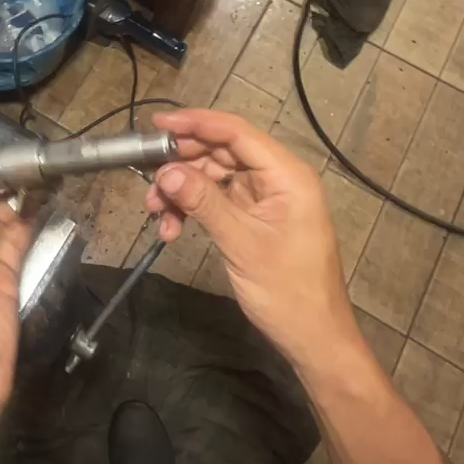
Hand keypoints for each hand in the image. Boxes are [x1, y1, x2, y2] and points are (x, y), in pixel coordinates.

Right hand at [144, 109, 358, 362]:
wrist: (314, 340)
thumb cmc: (288, 292)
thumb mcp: (242, 244)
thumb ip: (204, 203)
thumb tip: (166, 172)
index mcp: (286, 175)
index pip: (236, 132)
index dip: (196, 123)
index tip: (158, 124)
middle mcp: (276, 177)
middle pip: (222, 151)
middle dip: (183, 161)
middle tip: (149, 174)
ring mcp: (264, 197)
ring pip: (214, 175)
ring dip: (182, 189)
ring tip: (154, 209)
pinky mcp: (254, 215)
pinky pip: (216, 198)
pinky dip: (192, 208)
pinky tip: (171, 228)